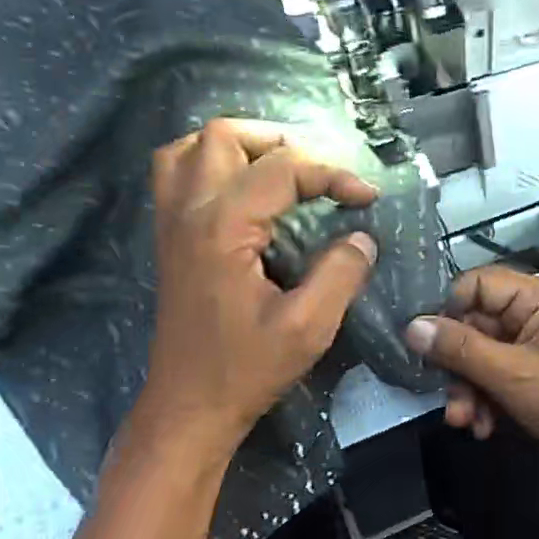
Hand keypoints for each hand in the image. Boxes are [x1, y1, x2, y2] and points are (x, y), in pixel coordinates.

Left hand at [137, 119, 378, 457]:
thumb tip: (362, 237)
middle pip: (224, 137)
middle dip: (283, 144)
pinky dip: (214, 165)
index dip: (331, 175)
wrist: (191, 402)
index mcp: (222, 228)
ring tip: (286, 171)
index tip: (368, 198)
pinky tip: (247, 191)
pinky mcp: (170, 238)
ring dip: (243, 147)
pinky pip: (179, 173)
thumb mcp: (309, 326)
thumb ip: (340, 274)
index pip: (281, 170)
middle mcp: (188, 211)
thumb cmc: (249, 366)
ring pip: (193, 147)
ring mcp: (171, 222)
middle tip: (323, 175)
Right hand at [404, 267, 538, 485]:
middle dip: (458, 367)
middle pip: (473, 325)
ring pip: (479, 358)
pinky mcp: (530, 376)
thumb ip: (459, 348)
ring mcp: (533, 347)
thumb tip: (411, 326)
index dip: (449, 311)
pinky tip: (484, 428)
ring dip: (468, 391)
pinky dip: (484, 402)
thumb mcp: (510, 374)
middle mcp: (535, 315)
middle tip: (449, 397)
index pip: (477, 284)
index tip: (427, 343)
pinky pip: (493, 378)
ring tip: (466, 421)